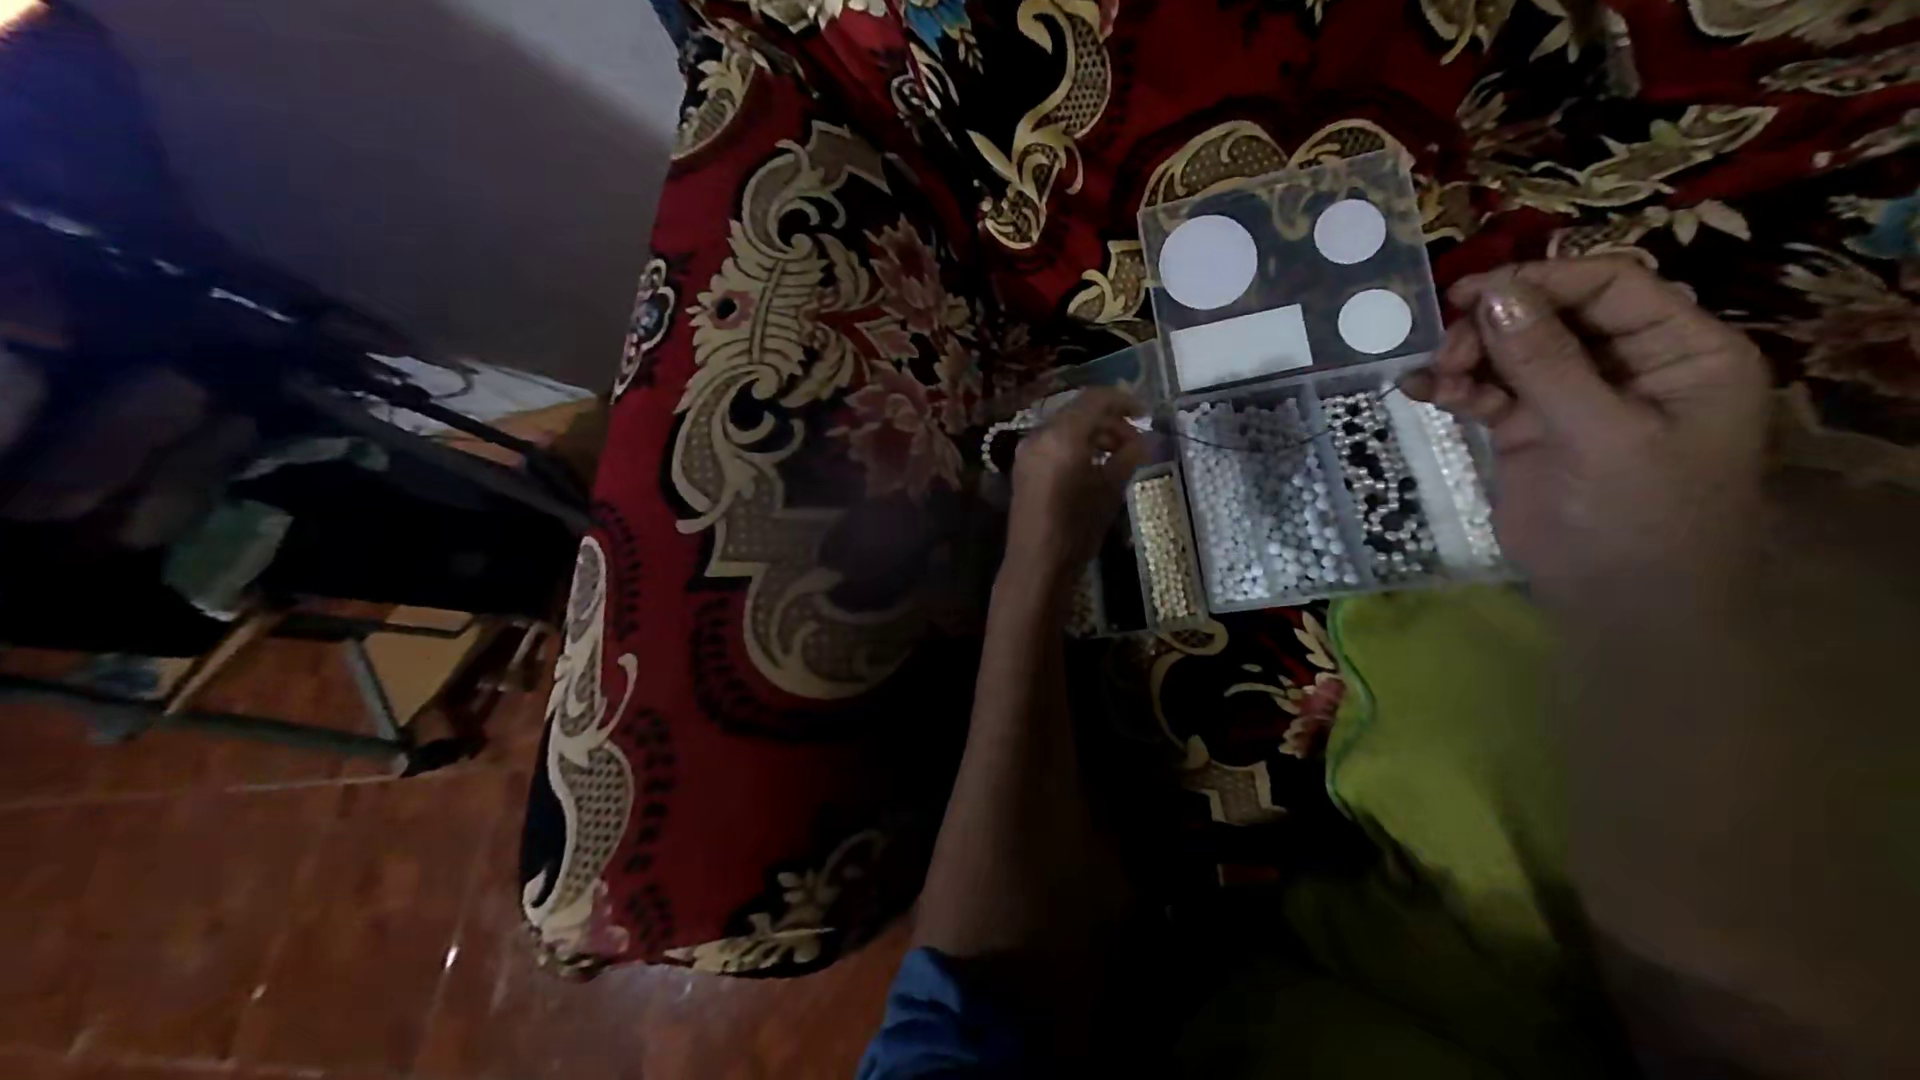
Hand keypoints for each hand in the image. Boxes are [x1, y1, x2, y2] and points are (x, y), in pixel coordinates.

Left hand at [1005, 386, 1147, 583]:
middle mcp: (1040, 435)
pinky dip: (1075, 445)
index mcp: (1062, 436)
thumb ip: (1129, 457)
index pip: (1095, 399)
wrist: (1036, 563)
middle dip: (1110, 420)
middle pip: (1078, 411)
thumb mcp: (1110, 490)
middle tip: (1135, 441)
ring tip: (1119, 456)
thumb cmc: (1077, 528)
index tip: (1145, 414)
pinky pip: (1052, 442)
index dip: (1124, 401)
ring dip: (1093, 433)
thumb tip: (1148, 439)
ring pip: (1065, 426)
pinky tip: (1093, 465)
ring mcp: (1027, 450)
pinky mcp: (1022, 466)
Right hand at [1401, 257, 1769, 609]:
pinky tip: (1421, 392)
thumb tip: (1493, 295)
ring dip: (1465, 358)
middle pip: (1549, 315)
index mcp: (1680, 351)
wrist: (1615, 601)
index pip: (1610, 286)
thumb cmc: (1638, 517)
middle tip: (1445, 351)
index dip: (1540, 281)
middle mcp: (1626, 364)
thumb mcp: (1600, 434)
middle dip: (1492, 327)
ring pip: (1509, 353)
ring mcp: (1571, 398)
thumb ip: (1546, 363)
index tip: (1470, 294)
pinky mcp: (1526, 429)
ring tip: (1432, 379)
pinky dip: (1454, 388)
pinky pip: (1486, 392)